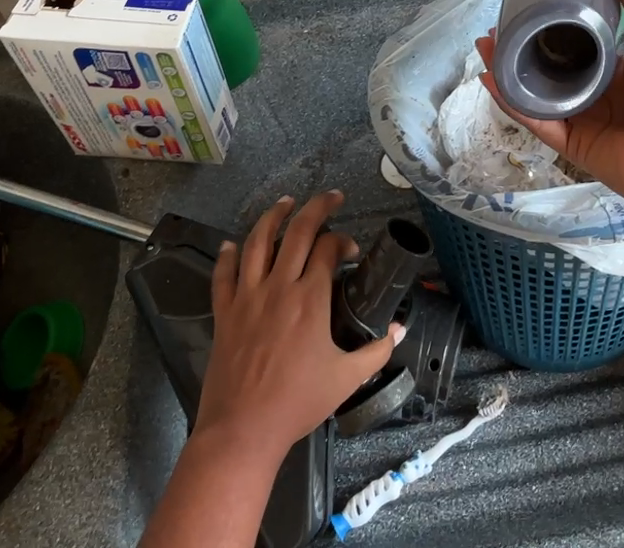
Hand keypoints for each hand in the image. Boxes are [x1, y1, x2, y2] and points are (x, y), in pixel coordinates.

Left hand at [192, 193, 401, 464]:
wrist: (243, 428)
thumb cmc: (298, 402)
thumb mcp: (347, 378)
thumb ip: (376, 350)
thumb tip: (400, 330)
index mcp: (310, 299)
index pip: (327, 249)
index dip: (342, 241)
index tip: (350, 250)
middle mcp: (278, 287)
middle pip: (296, 232)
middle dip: (316, 208)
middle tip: (331, 197)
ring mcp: (247, 297)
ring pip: (257, 242)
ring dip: (272, 217)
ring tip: (285, 202)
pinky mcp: (224, 312)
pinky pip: (224, 274)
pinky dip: (228, 255)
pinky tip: (232, 244)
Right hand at [477, 0, 623, 213]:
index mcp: (616, 68)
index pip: (574, 45)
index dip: (549, 28)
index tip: (525, 7)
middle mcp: (595, 92)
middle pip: (547, 68)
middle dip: (519, 50)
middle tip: (494, 29)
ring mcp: (581, 119)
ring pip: (535, 93)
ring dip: (508, 73)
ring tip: (485, 49)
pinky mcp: (573, 145)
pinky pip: (538, 121)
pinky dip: (514, 104)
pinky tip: (494, 82)